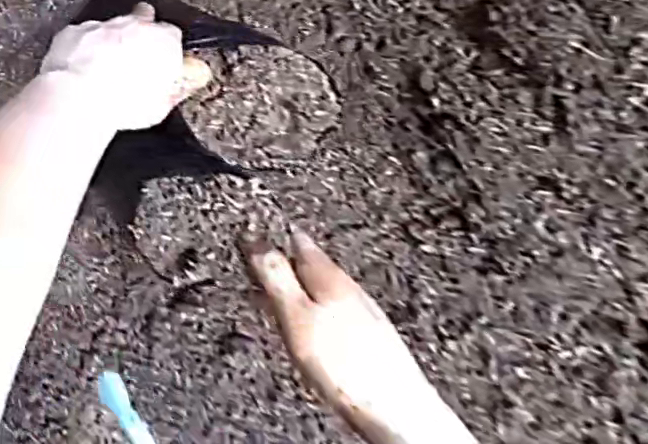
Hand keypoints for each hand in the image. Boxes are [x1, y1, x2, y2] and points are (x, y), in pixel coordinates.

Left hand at [37, 3, 201, 130]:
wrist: (76, 96)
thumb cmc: (122, 102)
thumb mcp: (164, 102)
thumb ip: (180, 81)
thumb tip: (192, 73)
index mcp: (162, 39)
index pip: (173, 34)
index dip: (168, 47)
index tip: (162, 60)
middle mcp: (131, 25)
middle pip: (142, 17)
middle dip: (141, 31)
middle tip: (137, 52)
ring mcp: (99, 25)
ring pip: (110, 25)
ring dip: (110, 39)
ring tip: (106, 63)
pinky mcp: (72, 30)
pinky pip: (81, 34)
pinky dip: (82, 44)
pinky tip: (80, 62)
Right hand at [242, 228, 477, 443]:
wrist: (403, 419)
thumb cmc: (347, 367)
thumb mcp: (294, 314)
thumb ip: (274, 273)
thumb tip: (253, 237)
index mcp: (329, 275)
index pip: (293, 235)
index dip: (266, 228)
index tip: (243, 228)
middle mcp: (350, 288)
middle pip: (307, 262)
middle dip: (280, 262)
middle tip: (251, 266)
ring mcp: (365, 313)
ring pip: (320, 288)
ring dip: (296, 288)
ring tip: (273, 298)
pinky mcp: (373, 339)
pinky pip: (333, 311)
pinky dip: (313, 310)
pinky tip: (308, 326)